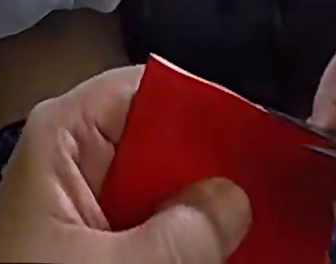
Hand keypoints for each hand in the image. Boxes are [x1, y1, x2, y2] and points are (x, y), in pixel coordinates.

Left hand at [0, 65, 251, 263]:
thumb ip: (181, 234)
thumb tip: (237, 195)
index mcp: (66, 130)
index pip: (147, 88)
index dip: (202, 104)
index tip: (256, 132)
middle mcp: (75, 148)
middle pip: (158, 133)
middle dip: (209, 161)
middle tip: (269, 177)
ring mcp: (82, 193)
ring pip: (158, 180)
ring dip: (201, 204)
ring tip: (261, 211)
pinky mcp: (90, 234)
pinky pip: (147, 220)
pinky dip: (180, 235)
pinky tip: (222, 247)